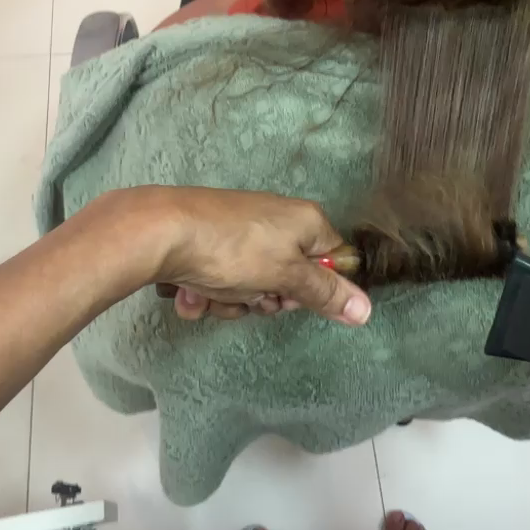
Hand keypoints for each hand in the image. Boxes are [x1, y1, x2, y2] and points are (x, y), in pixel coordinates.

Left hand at [97, 186, 371, 325]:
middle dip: (263, 298)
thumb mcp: (286, 276)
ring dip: (230, 300)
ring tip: (209, 293)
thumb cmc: (233, 250)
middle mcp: (276, 219)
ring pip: (249, 284)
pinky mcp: (210, 239)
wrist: (161, 231)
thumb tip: (367, 310)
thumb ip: (326, 293)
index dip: (310, 289)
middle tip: (248, 296)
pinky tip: (188, 290)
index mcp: (305, 221)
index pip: (330, 261)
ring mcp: (241, 228)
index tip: (287, 297)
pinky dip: (205, 291)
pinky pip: (220, 276)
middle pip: (287, 277)